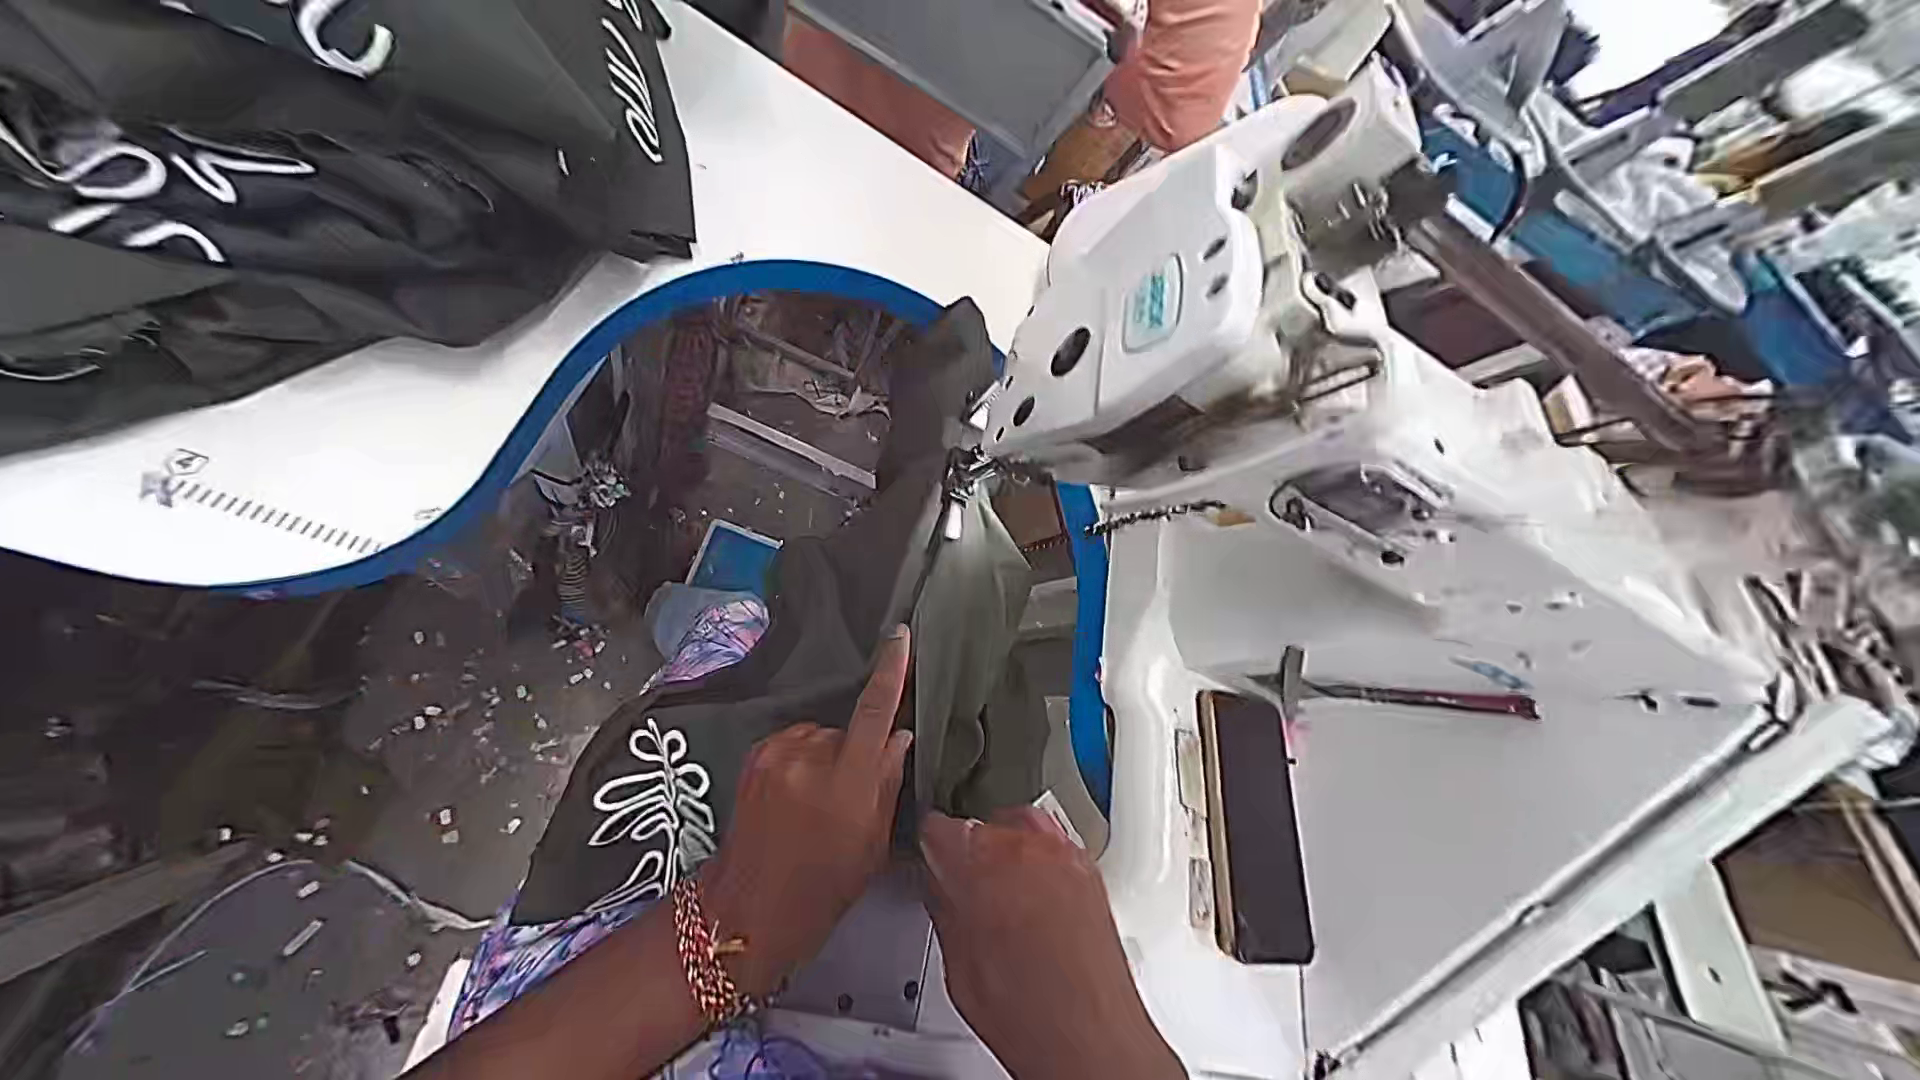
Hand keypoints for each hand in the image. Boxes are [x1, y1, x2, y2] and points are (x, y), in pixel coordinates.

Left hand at [700, 625, 913, 997]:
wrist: (746, 910)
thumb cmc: (822, 887)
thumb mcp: (872, 843)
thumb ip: (888, 781)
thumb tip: (900, 735)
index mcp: (846, 783)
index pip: (874, 712)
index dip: (891, 670)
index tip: (900, 636)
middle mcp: (808, 758)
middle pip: (847, 729)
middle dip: (856, 750)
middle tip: (850, 793)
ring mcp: (776, 754)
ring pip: (820, 735)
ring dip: (826, 754)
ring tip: (816, 799)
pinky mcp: (755, 755)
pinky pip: (794, 740)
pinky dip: (802, 757)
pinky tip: (795, 792)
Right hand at [921, 809, 1185, 1079]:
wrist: (1092, 1040)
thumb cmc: (1032, 1016)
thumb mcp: (960, 967)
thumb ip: (945, 908)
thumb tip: (939, 887)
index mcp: (979, 864)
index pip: (940, 828)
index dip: (929, 843)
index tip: (930, 853)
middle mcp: (1022, 846)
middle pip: (980, 824)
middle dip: (967, 848)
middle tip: (962, 879)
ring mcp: (1059, 853)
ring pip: (1017, 824)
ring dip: (1003, 845)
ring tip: (998, 884)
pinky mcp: (1086, 867)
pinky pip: (1051, 840)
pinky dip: (1036, 853)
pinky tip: (1031, 887)